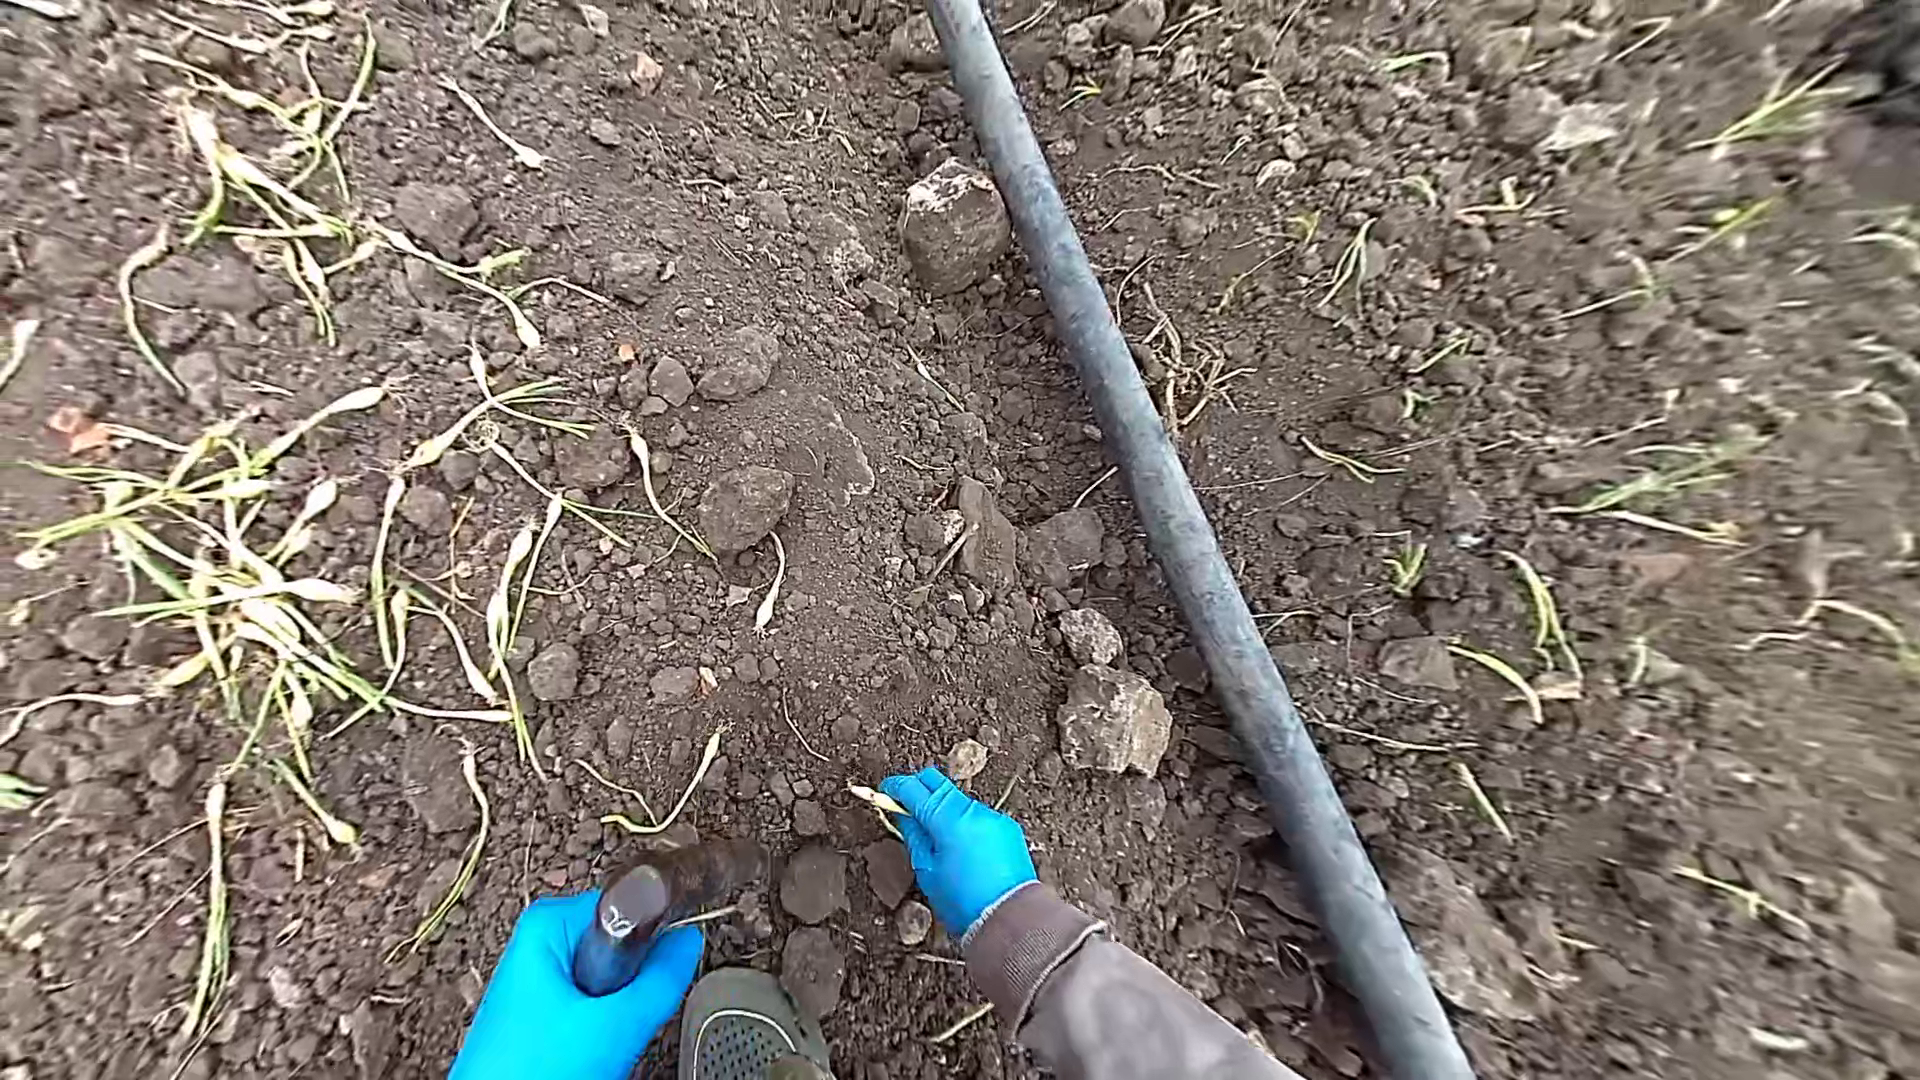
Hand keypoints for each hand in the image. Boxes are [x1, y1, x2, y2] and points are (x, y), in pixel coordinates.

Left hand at [449, 891, 703, 1079]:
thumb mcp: (618, 1024)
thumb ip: (665, 976)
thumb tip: (688, 940)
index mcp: (547, 923)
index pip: (629, 902)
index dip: (650, 936)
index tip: (655, 961)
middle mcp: (537, 941)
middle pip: (620, 937)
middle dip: (630, 973)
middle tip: (620, 1009)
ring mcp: (534, 975)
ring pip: (607, 969)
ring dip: (616, 1000)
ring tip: (599, 1033)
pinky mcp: (535, 1006)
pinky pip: (590, 993)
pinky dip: (599, 1017)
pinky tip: (589, 1043)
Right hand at [880, 766, 1037, 936]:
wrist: (1009, 919)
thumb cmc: (965, 903)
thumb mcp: (927, 870)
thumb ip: (913, 835)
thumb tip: (902, 814)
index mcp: (948, 820)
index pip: (914, 789)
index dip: (896, 786)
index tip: (886, 789)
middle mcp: (971, 810)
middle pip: (937, 782)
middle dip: (918, 788)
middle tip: (905, 805)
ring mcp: (991, 815)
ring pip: (957, 799)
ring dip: (943, 809)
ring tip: (935, 837)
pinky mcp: (1005, 825)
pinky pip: (977, 815)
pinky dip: (964, 822)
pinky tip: (961, 847)